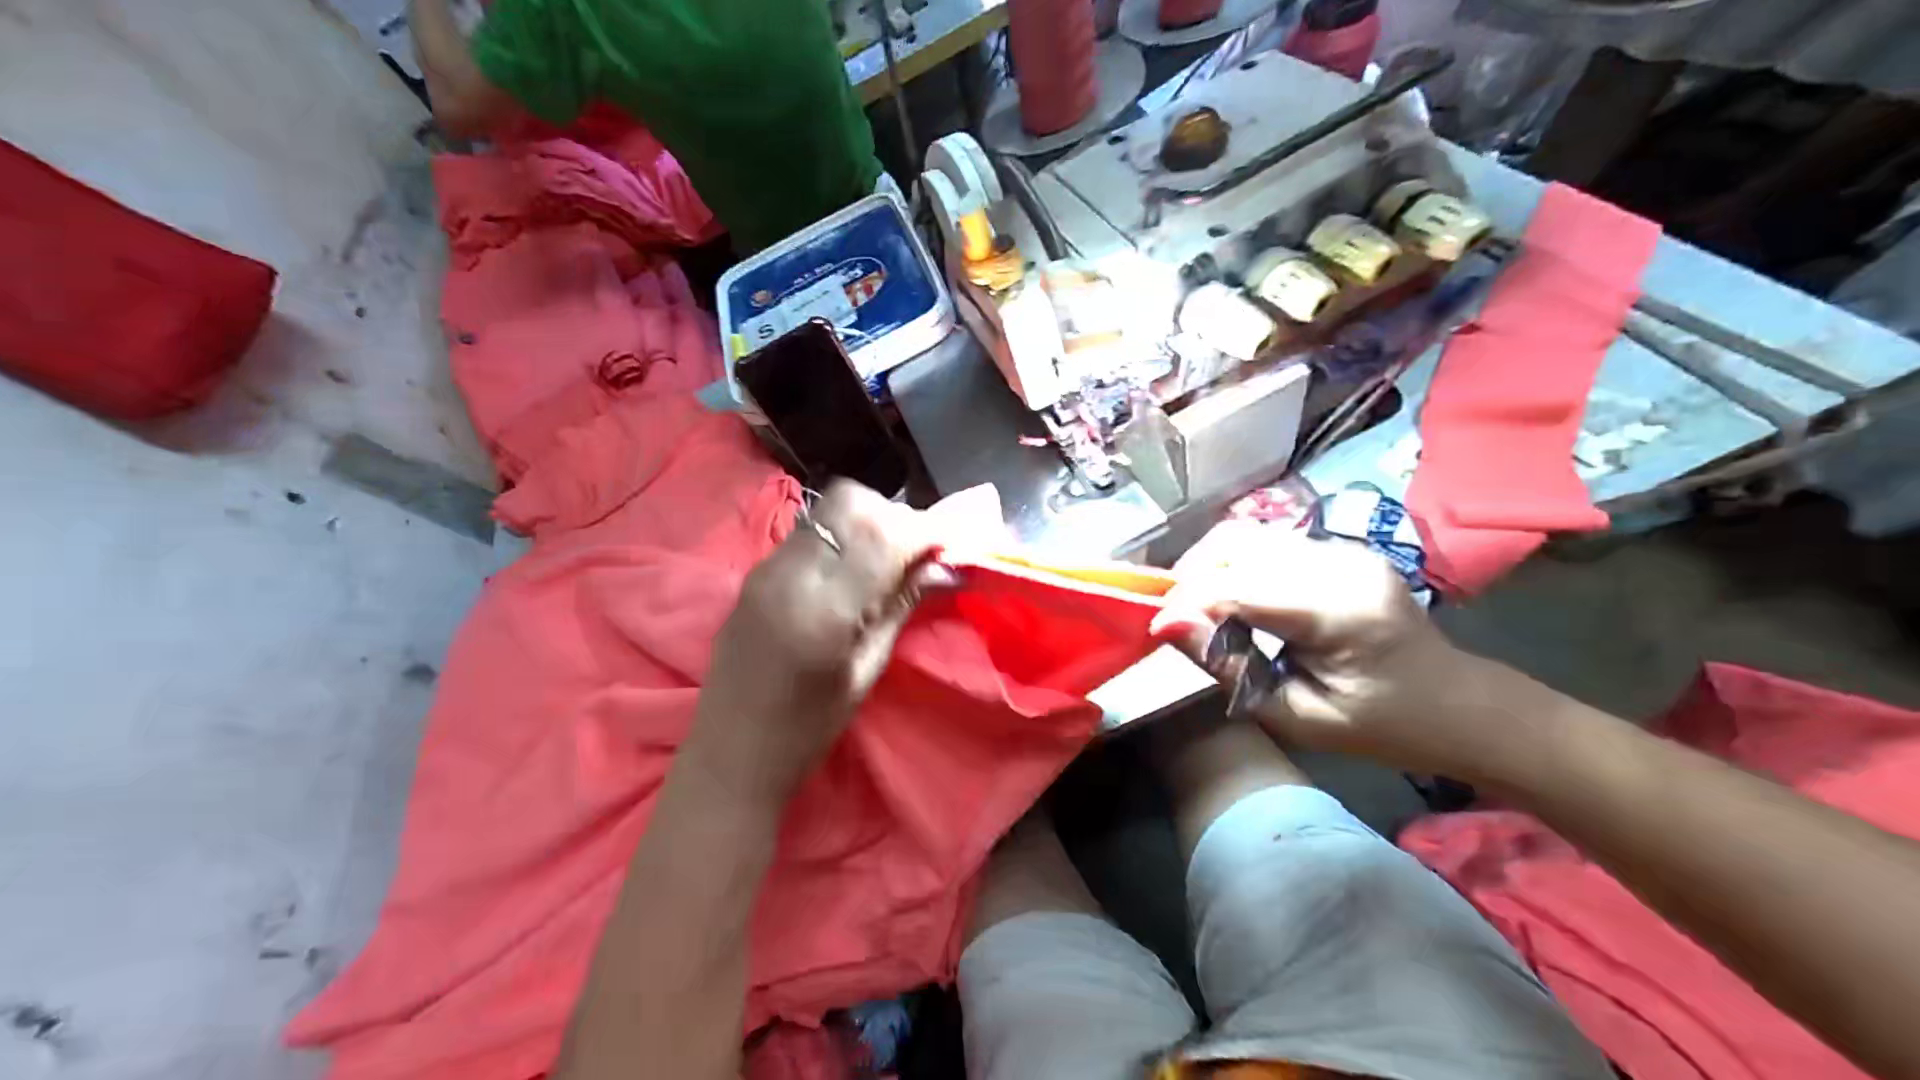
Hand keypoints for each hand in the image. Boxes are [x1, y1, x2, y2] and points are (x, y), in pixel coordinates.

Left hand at [689, 481, 948, 802]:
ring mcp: (767, 566)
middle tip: (916, 553)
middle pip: (853, 502)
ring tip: (885, 559)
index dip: (926, 530)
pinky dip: (841, 533)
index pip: (884, 535)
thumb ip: (902, 605)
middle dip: (895, 516)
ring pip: (829, 507)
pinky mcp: (756, 570)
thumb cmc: (807, 729)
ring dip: (867, 519)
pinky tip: (851, 568)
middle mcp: (791, 572)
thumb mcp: (866, 671)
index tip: (952, 541)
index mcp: (824, 608)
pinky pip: (809, 529)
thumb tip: (945, 565)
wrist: (731, 752)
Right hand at [1153, 525, 1506, 776]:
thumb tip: (1169, 627)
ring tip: (1195, 606)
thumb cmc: (1381, 725)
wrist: (1457, 702)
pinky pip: (1264, 541)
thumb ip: (1231, 670)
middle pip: (1235, 546)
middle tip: (1175, 620)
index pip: (1238, 588)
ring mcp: (1341, 548)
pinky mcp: (1337, 547)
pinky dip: (1231, 563)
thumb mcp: (1299, 717)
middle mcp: (1340, 564)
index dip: (1187, 605)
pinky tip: (1228, 595)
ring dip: (1207, 566)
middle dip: (1190, 579)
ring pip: (1244, 535)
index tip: (1157, 631)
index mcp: (1340, 612)